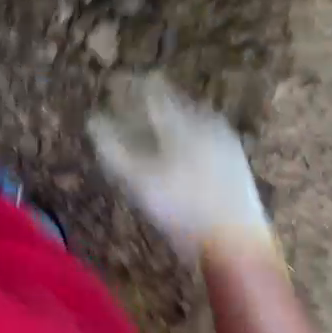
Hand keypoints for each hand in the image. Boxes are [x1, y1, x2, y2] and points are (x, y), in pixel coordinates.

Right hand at [87, 75, 271, 261]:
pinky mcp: (237, 166)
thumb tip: (92, 122)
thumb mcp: (137, 179)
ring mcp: (226, 145)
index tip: (114, 84)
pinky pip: (203, 139)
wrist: (239, 248)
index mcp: (183, 123)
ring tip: (148, 131)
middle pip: (173, 104)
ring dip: (166, 122)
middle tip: (128, 107)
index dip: (130, 86)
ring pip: (189, 122)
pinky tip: (175, 155)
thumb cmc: (182, 209)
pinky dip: (183, 138)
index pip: (152, 92)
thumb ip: (111, 147)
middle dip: (148, 104)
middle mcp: (208, 126)